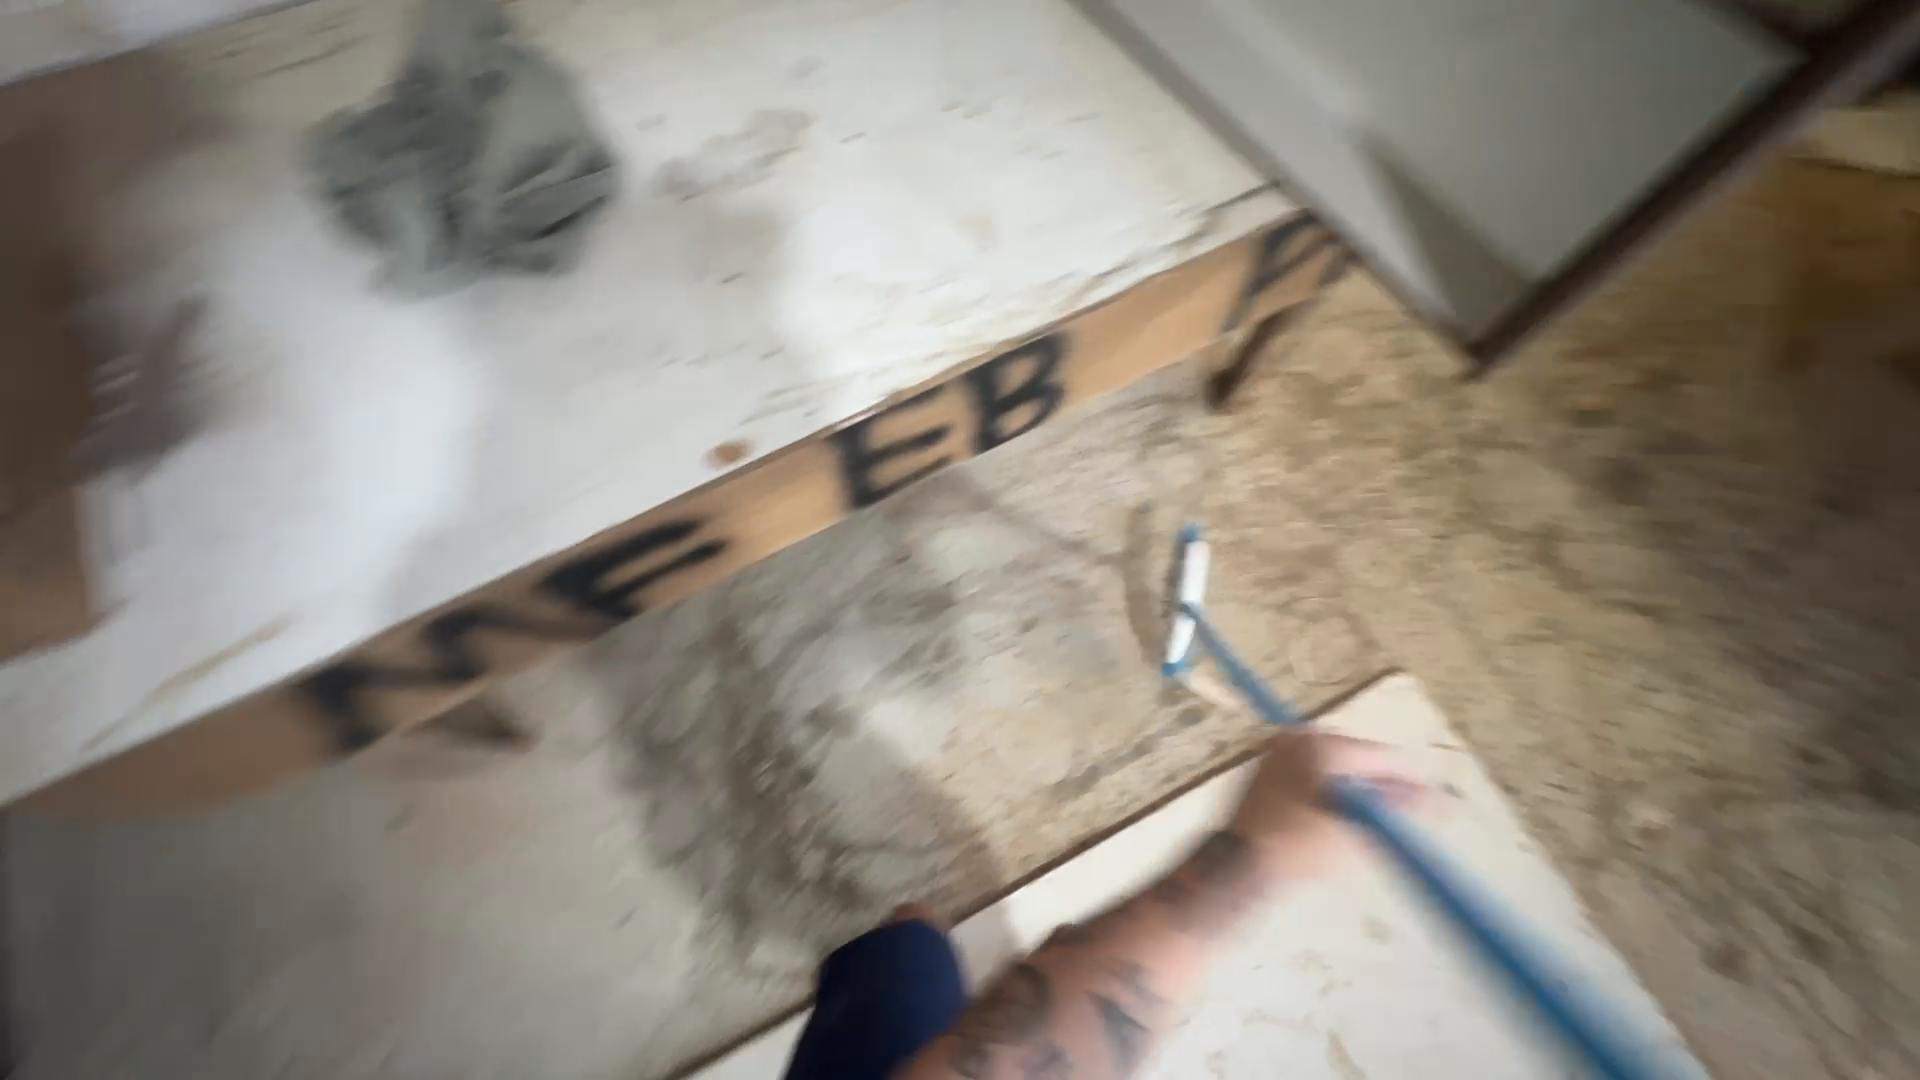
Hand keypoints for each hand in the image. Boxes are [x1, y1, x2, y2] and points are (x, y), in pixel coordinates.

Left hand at [1227, 731, 1425, 880]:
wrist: (1242, 859)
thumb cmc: (1299, 843)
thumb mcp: (1356, 826)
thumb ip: (1396, 806)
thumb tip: (1438, 801)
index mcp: (1322, 743)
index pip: (1380, 756)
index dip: (1408, 782)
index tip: (1433, 805)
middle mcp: (1298, 738)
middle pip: (1354, 756)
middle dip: (1378, 783)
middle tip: (1402, 813)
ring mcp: (1278, 750)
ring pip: (1331, 765)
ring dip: (1352, 787)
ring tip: (1370, 819)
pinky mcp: (1265, 768)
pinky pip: (1309, 772)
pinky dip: (1327, 788)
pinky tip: (1336, 815)